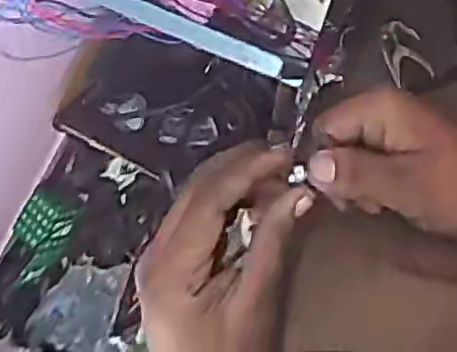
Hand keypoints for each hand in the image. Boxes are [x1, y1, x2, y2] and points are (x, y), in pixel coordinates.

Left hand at [137, 145, 312, 351]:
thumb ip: (273, 241)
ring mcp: (158, 253)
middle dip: (243, 165)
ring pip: (198, 192)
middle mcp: (156, 250)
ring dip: (237, 178)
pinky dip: (228, 196)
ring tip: (276, 176)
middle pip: (199, 186)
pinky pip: (198, 210)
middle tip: (284, 159)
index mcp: (170, 265)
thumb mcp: (255, 303)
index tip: (284, 154)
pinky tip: (255, 198)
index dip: (248, 167)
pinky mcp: (169, 258)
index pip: (209, 194)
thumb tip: (300, 190)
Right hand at [305, 89, 456, 237]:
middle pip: (333, 138)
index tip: (343, 195)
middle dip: (342, 174)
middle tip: (368, 202)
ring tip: (382, 202)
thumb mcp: (404, 185)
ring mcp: (388, 121)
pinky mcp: (396, 139)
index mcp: (378, 106)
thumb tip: (311, 166)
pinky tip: (387, 197)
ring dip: (356, 181)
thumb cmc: (455, 187)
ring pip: (347, 150)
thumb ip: (356, 173)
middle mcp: (378, 105)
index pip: (324, 128)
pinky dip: (369, 180)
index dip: (325, 163)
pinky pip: (364, 156)